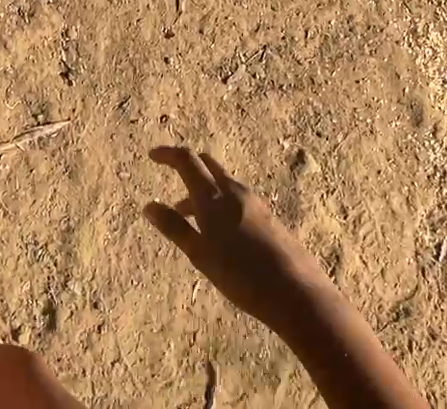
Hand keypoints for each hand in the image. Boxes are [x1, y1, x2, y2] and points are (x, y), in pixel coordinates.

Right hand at [142, 146, 317, 327]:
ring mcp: (255, 203)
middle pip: (207, 164)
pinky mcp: (269, 218)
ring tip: (189, 216)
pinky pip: (237, 198)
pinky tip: (220, 231)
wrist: (298, 293)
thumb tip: (149, 206)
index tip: (152, 156)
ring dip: (203, 189)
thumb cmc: (241, 275)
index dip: (167, 154)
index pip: (186, 160)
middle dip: (187, 165)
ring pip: (223, 183)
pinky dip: (220, 202)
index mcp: (212, 196)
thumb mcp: (199, 254)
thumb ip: (174, 227)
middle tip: (171, 176)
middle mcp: (234, 191)